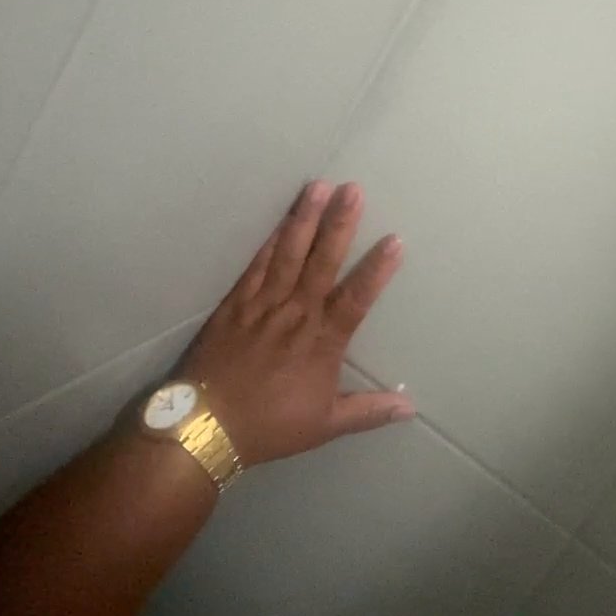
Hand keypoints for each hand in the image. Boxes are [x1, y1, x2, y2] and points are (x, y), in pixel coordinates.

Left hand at [173, 180, 412, 464]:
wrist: (204, 429)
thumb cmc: (270, 426)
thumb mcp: (325, 425)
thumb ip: (369, 410)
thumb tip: (411, 406)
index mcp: (322, 342)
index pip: (356, 298)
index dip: (376, 269)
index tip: (394, 240)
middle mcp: (296, 315)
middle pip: (322, 262)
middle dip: (339, 224)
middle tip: (352, 189)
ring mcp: (264, 305)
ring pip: (289, 255)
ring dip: (305, 219)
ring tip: (318, 186)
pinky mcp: (236, 303)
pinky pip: (256, 265)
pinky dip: (270, 240)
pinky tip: (282, 218)